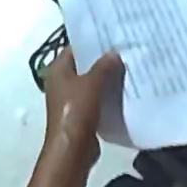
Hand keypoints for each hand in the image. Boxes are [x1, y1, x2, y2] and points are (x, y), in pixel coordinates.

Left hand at [43, 49, 120, 166]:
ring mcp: (69, 98)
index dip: (92, 41)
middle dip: (102, 60)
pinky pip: (95, 98)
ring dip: (106, 78)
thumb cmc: (77, 111)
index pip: (75, 47)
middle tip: (125, 51)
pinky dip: (106, 95)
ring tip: (128, 69)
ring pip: (90, 82)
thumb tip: (114, 52)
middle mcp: (61, 80)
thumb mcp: (92, 84)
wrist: (72, 150)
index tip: (112, 36)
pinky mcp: (79, 113)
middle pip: (83, 65)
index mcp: (58, 68)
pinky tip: (124, 92)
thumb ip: (103, 66)